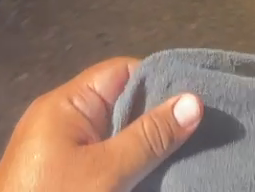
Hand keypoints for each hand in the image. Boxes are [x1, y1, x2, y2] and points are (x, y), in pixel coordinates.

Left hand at [0, 57, 203, 191]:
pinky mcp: (58, 182)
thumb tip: (195, 99)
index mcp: (65, 104)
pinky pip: (100, 162)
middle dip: (156, 120)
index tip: (195, 103)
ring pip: (113, 138)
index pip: (123, 73)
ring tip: (186, 157)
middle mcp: (60, 120)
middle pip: (120, 105)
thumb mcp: (106, 174)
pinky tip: (153, 181)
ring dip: (143, 149)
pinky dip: (125, 169)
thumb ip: (150, 137)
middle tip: (198, 134)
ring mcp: (57, 154)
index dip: (160, 83)